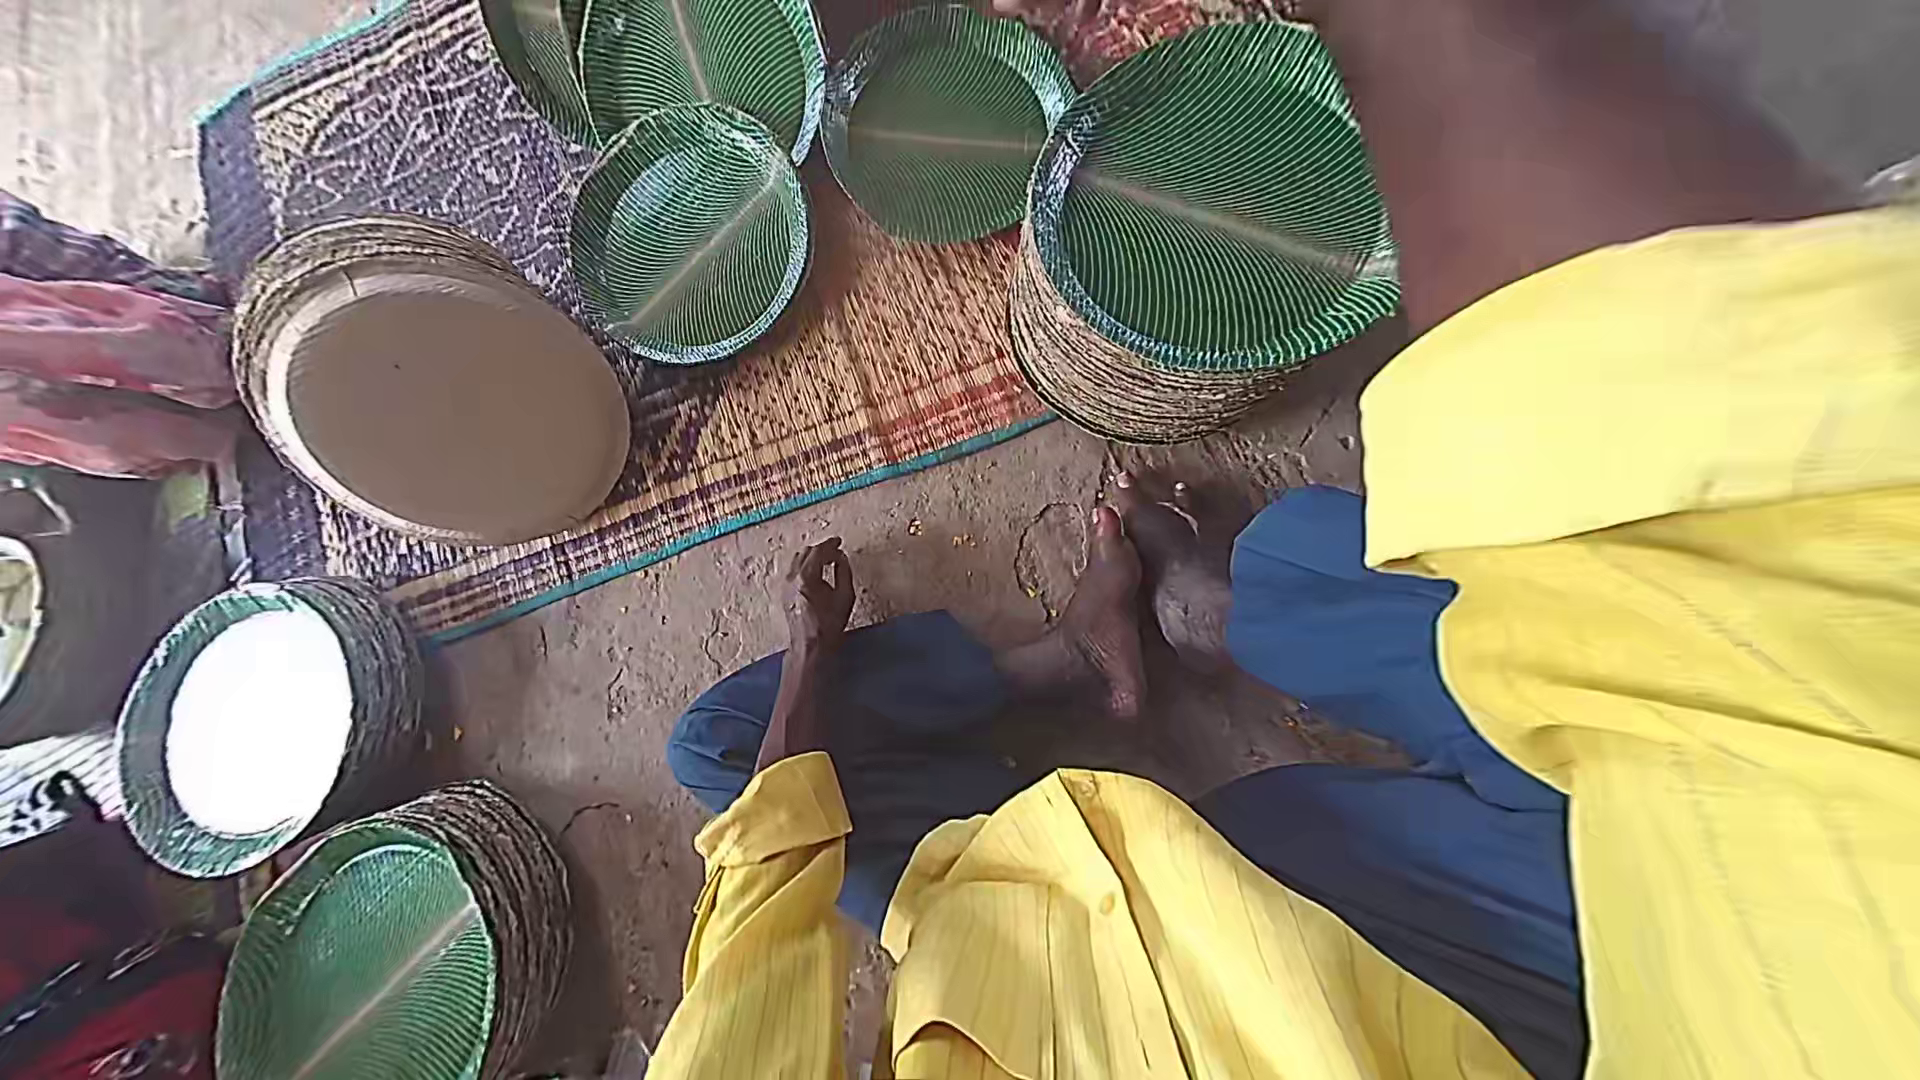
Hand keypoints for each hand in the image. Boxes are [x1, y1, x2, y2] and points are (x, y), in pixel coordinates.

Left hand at [782, 538, 853, 655]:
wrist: (810, 644)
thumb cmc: (829, 623)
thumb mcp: (845, 595)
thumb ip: (843, 571)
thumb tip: (840, 557)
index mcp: (806, 577)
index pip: (818, 552)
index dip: (830, 544)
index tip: (839, 542)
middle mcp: (792, 578)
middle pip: (806, 553)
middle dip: (821, 548)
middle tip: (835, 549)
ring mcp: (785, 585)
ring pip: (798, 560)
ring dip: (812, 556)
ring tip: (827, 558)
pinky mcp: (784, 592)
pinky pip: (794, 570)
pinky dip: (806, 564)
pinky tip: (816, 570)